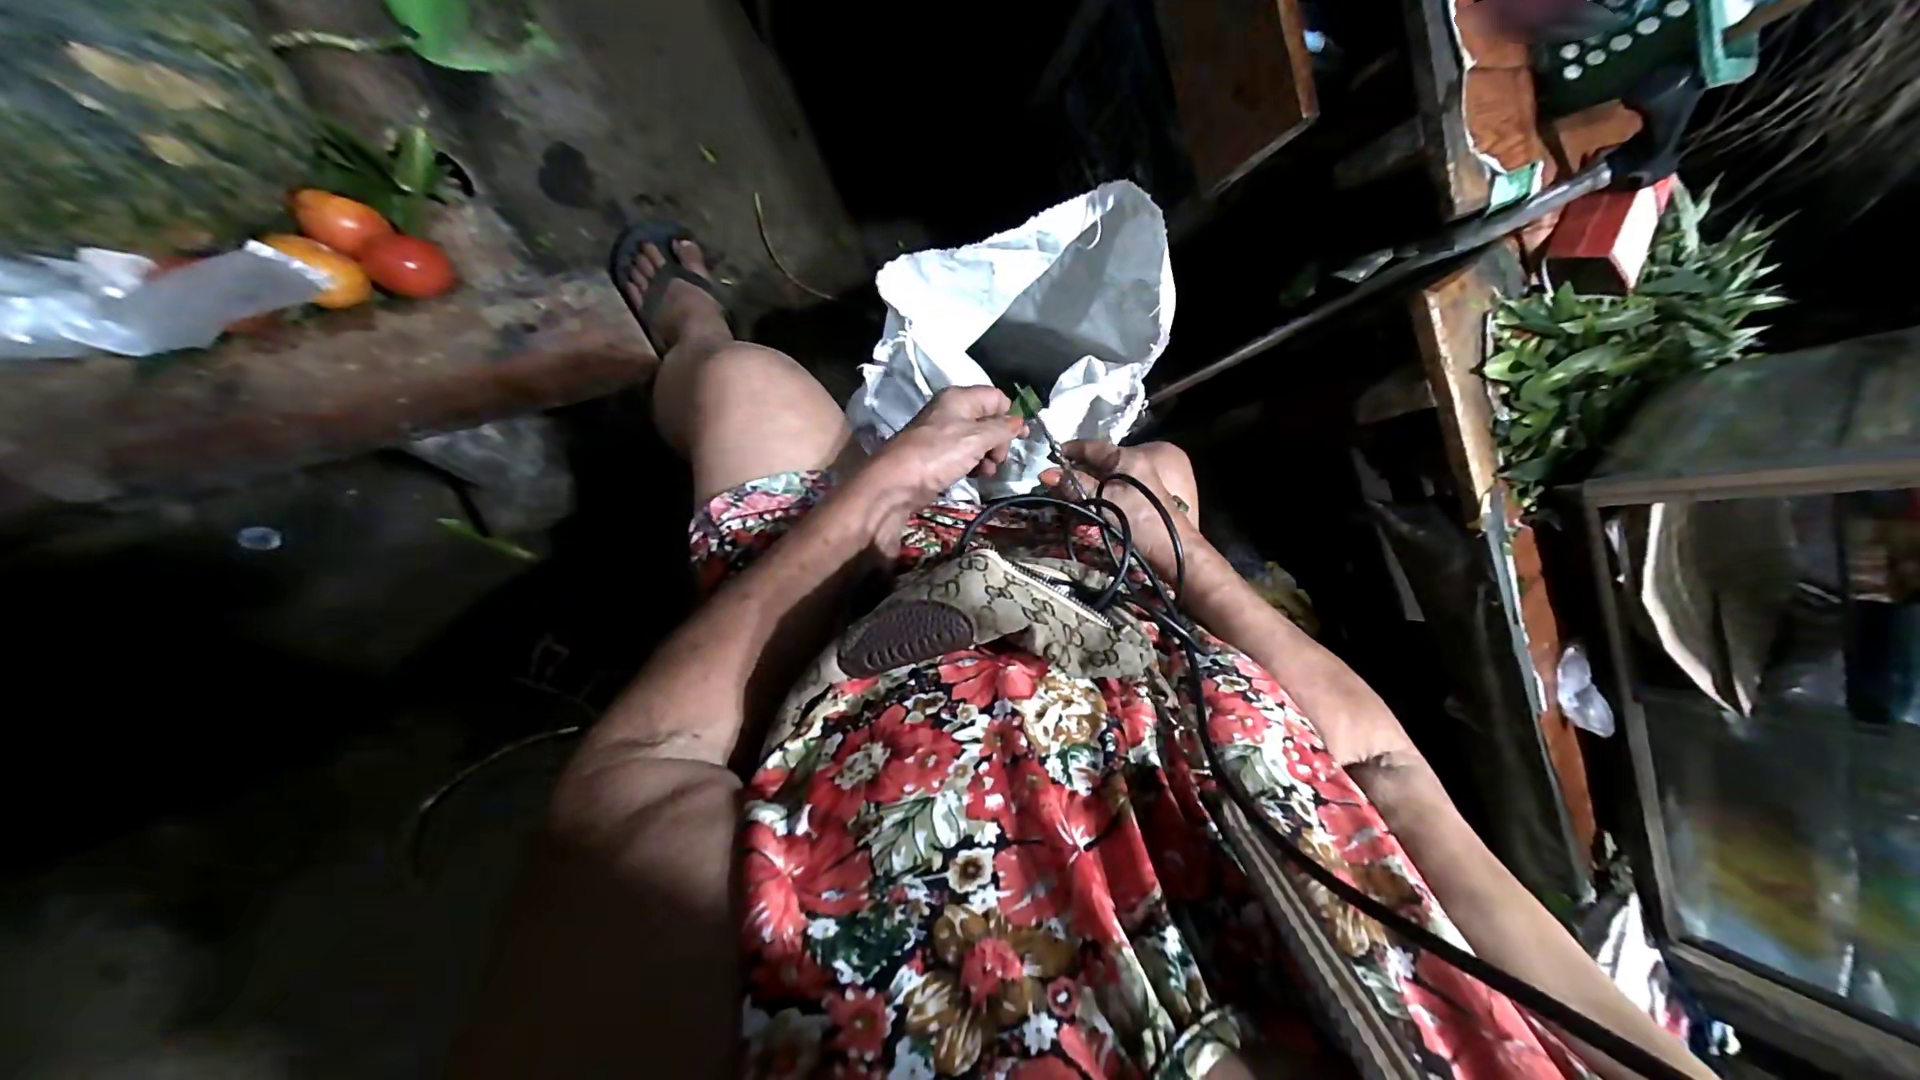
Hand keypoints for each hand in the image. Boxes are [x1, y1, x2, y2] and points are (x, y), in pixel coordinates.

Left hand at [847, 385, 1025, 553]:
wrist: (894, 485)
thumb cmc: (937, 456)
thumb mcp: (976, 438)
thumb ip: (1001, 429)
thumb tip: (1019, 422)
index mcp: (959, 398)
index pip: (996, 398)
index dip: (1011, 416)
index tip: (1020, 438)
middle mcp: (950, 412)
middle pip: (988, 420)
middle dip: (999, 440)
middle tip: (997, 459)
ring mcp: (941, 435)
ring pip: (977, 441)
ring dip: (988, 456)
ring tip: (986, 471)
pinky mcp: (935, 457)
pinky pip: (963, 456)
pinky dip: (972, 465)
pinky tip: (974, 476)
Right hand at [1040, 440, 1202, 582]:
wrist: (1170, 548)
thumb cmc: (1137, 519)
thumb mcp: (1102, 500)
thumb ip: (1076, 485)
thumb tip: (1046, 474)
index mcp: (1127, 457)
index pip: (1093, 446)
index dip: (1071, 449)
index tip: (1052, 455)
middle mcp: (1135, 463)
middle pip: (1099, 460)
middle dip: (1076, 468)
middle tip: (1055, 478)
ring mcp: (1140, 480)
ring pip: (1105, 475)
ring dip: (1085, 481)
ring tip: (1066, 491)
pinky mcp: (1140, 497)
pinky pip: (1112, 486)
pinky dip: (1097, 491)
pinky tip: (1086, 502)